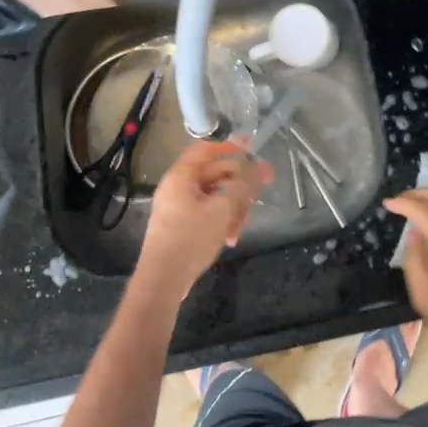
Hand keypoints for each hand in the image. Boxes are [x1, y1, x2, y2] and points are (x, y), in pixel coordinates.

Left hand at [135, 138, 272, 298]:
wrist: (162, 280)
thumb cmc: (190, 238)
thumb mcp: (222, 209)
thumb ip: (241, 186)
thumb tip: (254, 170)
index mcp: (181, 176)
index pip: (207, 149)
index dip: (231, 145)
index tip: (253, 147)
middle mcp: (178, 187)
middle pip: (215, 174)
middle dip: (240, 183)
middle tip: (264, 187)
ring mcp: (178, 208)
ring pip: (214, 196)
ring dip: (233, 207)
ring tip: (242, 224)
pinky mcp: (182, 227)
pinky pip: (207, 213)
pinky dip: (222, 221)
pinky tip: (231, 238)